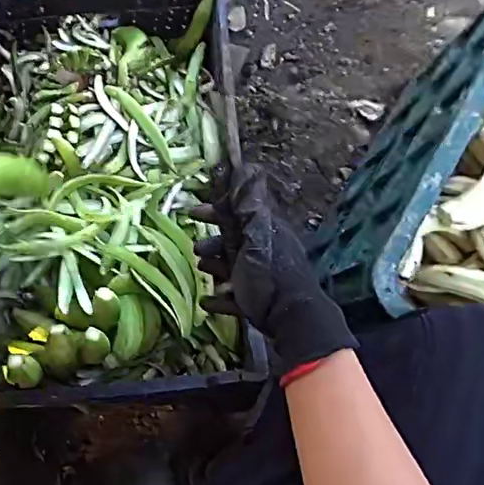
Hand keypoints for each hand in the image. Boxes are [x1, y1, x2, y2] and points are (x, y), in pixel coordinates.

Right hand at [193, 166, 355, 371]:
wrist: (291, 318)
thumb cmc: (269, 274)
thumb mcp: (256, 235)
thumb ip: (248, 205)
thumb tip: (247, 166)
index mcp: (263, 232)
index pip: (237, 213)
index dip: (215, 210)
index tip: (192, 211)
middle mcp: (262, 250)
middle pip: (232, 240)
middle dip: (212, 241)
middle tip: (194, 247)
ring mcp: (260, 277)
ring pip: (231, 267)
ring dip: (214, 266)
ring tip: (200, 270)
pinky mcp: (256, 302)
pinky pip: (233, 297)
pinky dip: (219, 298)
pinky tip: (206, 302)